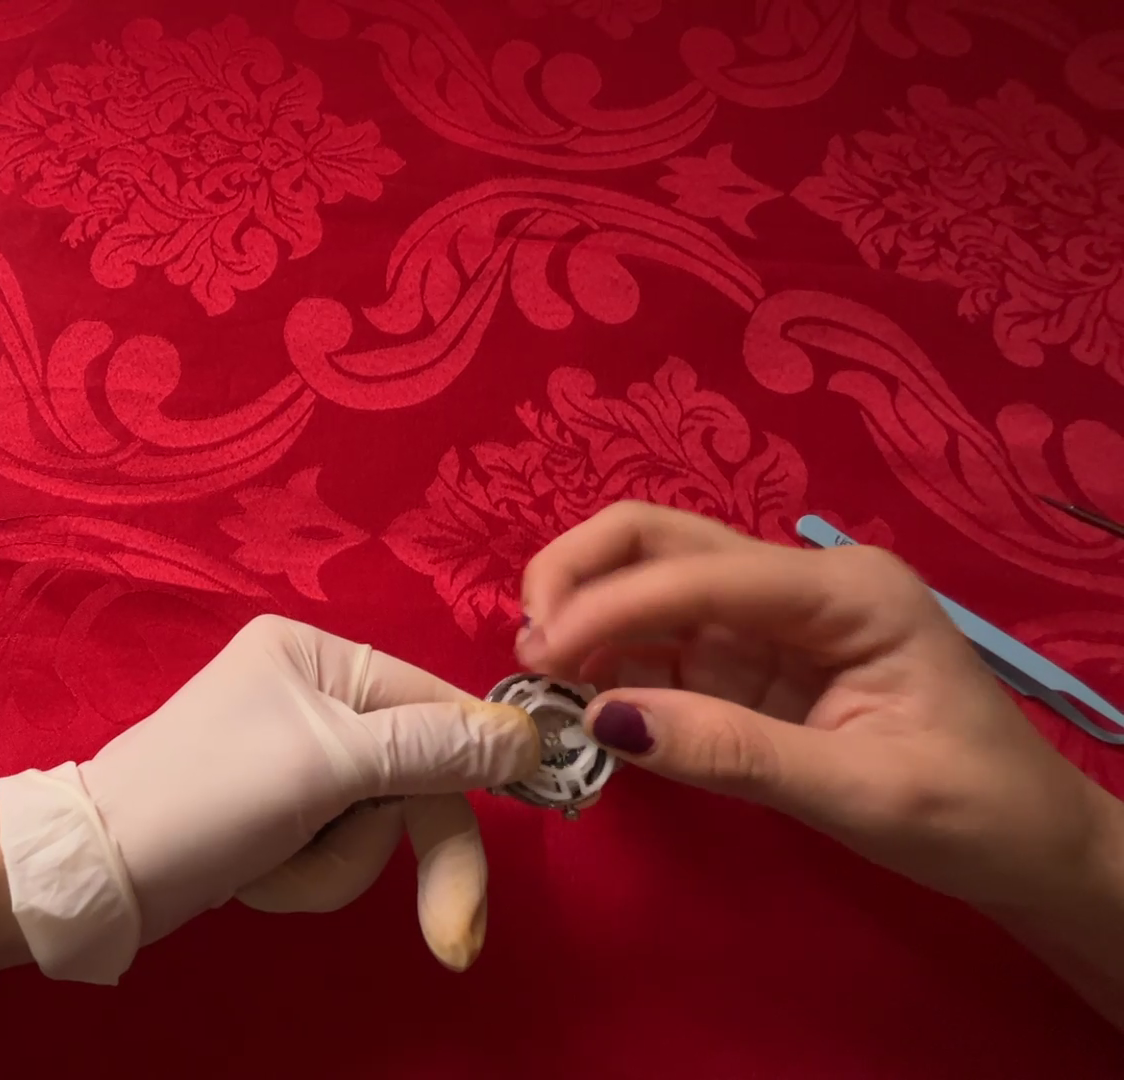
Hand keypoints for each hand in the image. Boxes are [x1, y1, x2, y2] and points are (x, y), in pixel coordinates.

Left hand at [0, 615, 538, 981]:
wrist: (104, 869)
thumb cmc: (209, 794)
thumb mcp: (326, 763)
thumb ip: (430, 748)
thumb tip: (524, 733)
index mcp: (312, 654)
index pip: (428, 700)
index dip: (476, 757)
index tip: (533, 800)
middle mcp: (306, 692)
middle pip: (407, 770)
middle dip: (406, 846)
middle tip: (450, 936)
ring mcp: (292, 753)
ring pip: (372, 820)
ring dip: (334, 861)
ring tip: (273, 862)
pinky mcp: (278, 806)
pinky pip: (332, 845)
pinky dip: (305, 872)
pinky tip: (254, 872)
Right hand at [515, 502, 1119, 913]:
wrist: (1025, 846)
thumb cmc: (975, 814)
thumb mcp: (868, 794)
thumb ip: (733, 752)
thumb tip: (601, 720)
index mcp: (841, 592)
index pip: (697, 571)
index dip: (608, 604)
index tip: (543, 657)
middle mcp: (785, 580)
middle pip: (647, 534)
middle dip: (571, 572)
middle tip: (530, 641)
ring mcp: (746, 612)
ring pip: (629, 571)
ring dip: (570, 606)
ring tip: (538, 668)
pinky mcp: (719, 650)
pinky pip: (634, 632)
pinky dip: (589, 651)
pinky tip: (570, 686)